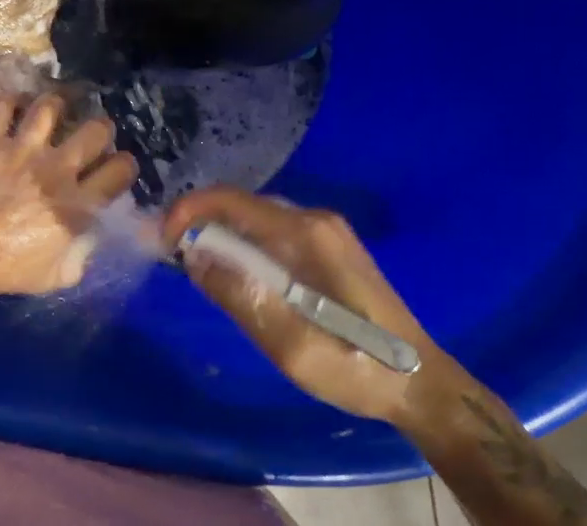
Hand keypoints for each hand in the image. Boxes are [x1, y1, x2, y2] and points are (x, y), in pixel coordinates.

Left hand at [0, 93, 137, 295]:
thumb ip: (84, 251)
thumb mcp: (59, 275)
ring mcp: (20, 150)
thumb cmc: (6, 269)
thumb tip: (94, 230)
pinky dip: (8, 102)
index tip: (115, 168)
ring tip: (54, 110)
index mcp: (77, 204)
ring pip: (50, 106)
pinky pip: (1, 106)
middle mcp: (55, 169)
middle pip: (96, 130)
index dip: (123, 166)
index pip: (121, 169)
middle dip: (100, 129)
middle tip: (90, 134)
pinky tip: (12, 107)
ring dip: (56, 105)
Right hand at [162, 187, 445, 423]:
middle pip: (239, 205)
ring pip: (253, 218)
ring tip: (197, 266)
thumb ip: (239, 296)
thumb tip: (194, 257)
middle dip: (198, 223)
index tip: (161, 240)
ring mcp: (325, 233)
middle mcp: (314, 221)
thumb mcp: (291, 345)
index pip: (228, 199)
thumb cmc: (358, 369)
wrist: (425, 387)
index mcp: (305, 235)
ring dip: (220, 235)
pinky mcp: (329, 248)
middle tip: (172, 255)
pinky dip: (243, 244)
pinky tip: (237, 274)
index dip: (185, 211)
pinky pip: (271, 232)